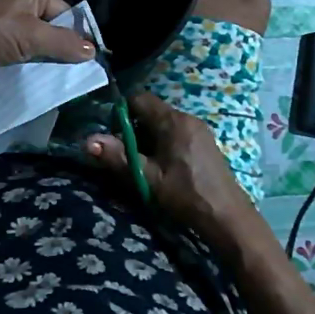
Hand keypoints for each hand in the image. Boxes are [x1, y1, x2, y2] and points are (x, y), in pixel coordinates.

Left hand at [0, 0, 95, 80]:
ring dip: (43, 54)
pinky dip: (28, 58)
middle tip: (71, 66)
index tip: (85, 56)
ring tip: (55, 72)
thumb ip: (65, 43)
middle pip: (51, 24)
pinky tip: (35, 71)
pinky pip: (21, 46)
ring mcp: (4, 17)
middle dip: (59, 45)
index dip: (75, 33)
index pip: (64, 10)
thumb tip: (93, 51)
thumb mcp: (34, 36)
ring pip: (36, 38)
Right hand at [83, 92, 259, 244]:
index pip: (139, 99)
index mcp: (173, 121)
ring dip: (149, 138)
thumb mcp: (148, 178)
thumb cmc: (186, 195)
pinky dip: (164, 143)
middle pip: (152, 111)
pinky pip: (177, 131)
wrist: (226, 215)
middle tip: (126, 154)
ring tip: (143, 164)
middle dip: (134, 128)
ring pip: (164, 122)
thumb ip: (119, 157)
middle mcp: (188, 118)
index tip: (113, 135)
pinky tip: (163, 167)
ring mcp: (199, 129)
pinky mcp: (205, 142)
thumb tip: (88, 140)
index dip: (121, 113)